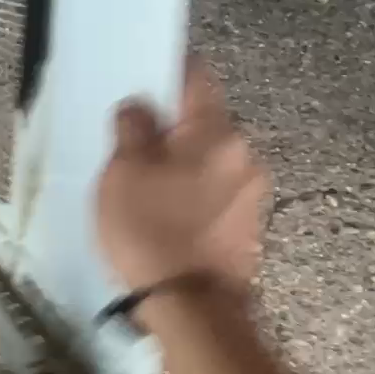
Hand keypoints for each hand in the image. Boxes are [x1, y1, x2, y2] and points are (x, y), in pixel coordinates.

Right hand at [95, 60, 268, 294]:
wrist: (192, 307)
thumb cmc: (150, 227)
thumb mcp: (123, 169)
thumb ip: (133, 128)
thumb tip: (140, 107)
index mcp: (217, 134)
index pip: (196, 78)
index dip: (167, 67)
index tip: (140, 67)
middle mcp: (244, 156)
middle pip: (203, 119)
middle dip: (168, 119)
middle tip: (126, 129)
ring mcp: (250, 193)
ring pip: (206, 154)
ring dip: (175, 154)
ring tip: (136, 171)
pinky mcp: (244, 224)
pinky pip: (209, 184)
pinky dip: (184, 182)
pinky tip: (157, 200)